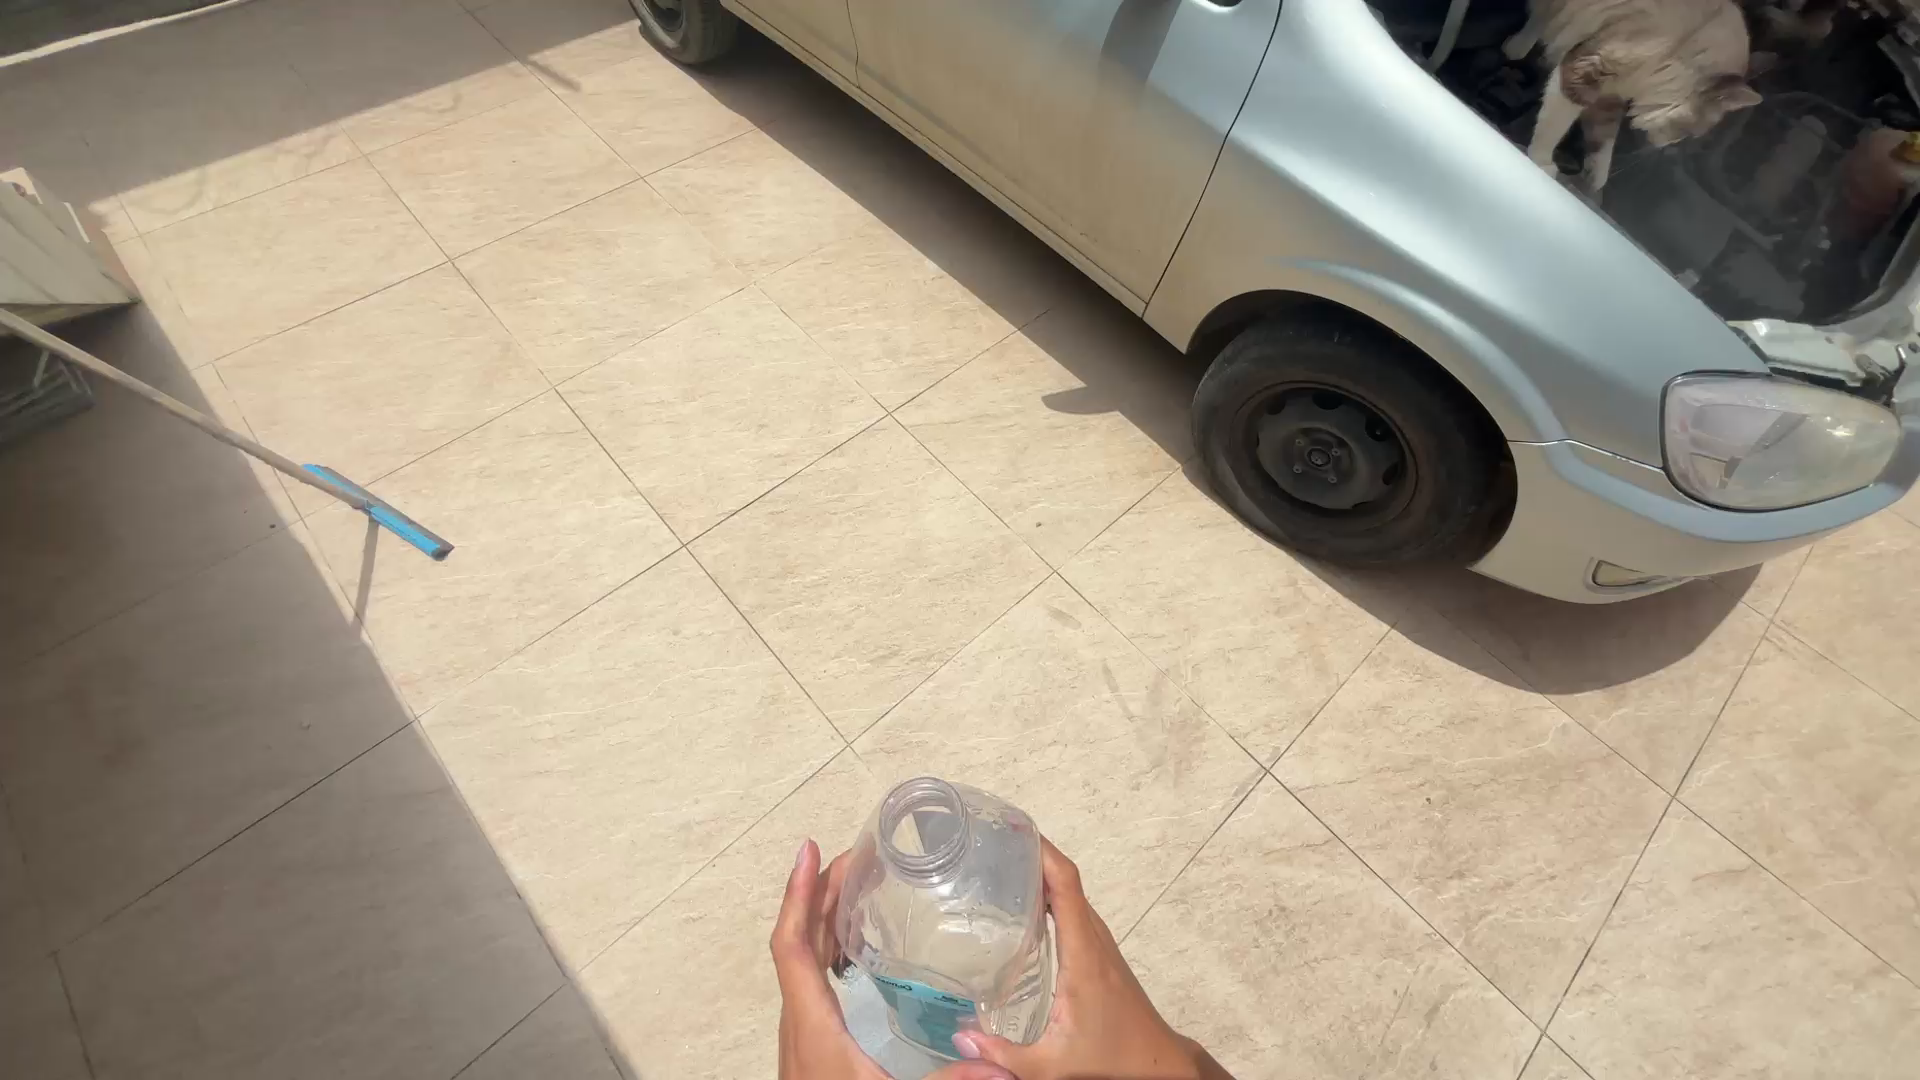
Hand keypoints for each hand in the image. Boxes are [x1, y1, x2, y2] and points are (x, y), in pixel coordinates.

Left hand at [773, 839, 1017, 1079]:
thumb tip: (1001, 1067)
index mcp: (813, 1026)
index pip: (791, 945)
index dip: (796, 894)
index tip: (807, 850)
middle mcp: (801, 1022)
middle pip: (799, 941)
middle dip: (821, 891)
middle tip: (859, 857)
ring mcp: (804, 1034)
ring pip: (803, 959)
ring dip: (823, 916)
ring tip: (858, 886)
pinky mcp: (815, 1045)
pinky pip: (812, 979)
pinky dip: (830, 947)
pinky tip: (860, 946)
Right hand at [951, 839, 1234, 1079]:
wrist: (1156, 1062)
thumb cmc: (1111, 1057)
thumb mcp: (1053, 1063)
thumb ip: (1004, 1054)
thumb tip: (960, 1037)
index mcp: (1082, 949)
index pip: (1065, 882)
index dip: (1042, 851)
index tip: (1012, 831)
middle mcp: (1092, 934)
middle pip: (1064, 876)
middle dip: (1031, 852)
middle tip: (991, 842)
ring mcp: (1097, 938)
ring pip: (1069, 888)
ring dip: (1041, 868)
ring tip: (1000, 861)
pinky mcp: (1097, 946)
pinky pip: (1071, 903)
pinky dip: (1049, 888)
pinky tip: (1023, 898)